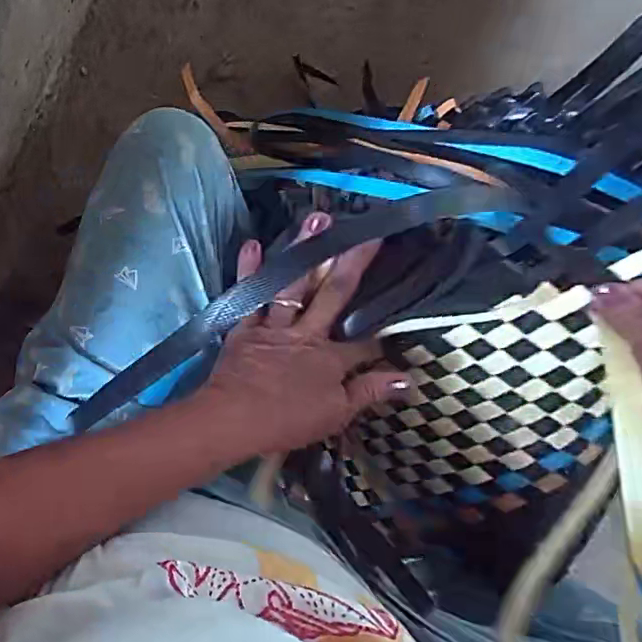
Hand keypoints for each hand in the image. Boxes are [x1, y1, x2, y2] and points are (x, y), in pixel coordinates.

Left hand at [191, 214, 409, 454]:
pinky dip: (249, 270)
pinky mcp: (244, 328)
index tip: (397, 320)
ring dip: (306, 252)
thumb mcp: (335, 414)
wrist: (233, 418)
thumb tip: (408, 377)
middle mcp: (306, 334)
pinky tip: (253, 244)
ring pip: (294, 284)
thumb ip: (368, 392)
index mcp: (331, 359)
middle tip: (370, 231)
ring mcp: (273, 327)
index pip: (365, 344)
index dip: (382, 337)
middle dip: (355, 263)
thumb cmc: (285, 421)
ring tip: (318, 220)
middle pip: (336, 294)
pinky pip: (248, 295)